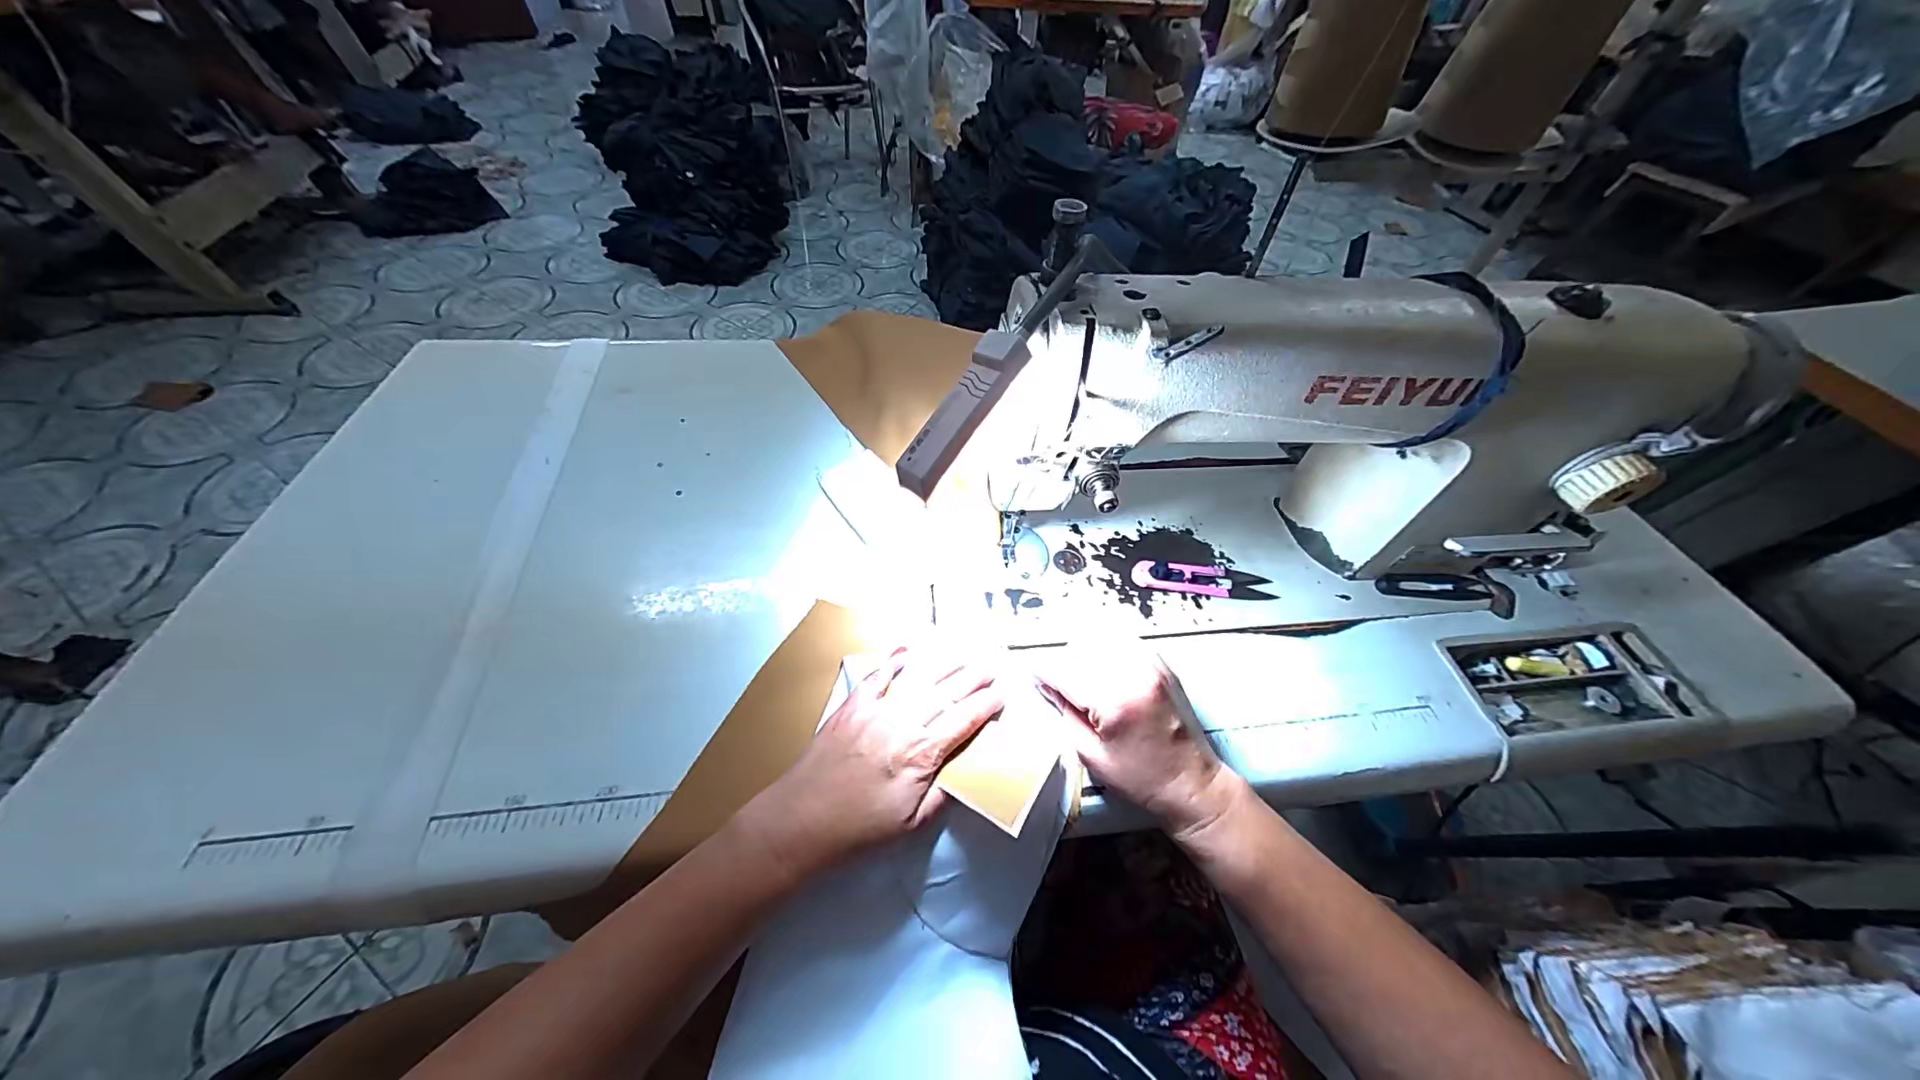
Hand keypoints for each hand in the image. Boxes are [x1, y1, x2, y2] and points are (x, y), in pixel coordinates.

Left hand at [738, 647, 1003, 880]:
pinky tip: (906, 654)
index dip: (985, 707)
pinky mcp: (850, 708)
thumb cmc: (858, 830)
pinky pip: (875, 678)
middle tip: (990, 669)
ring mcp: (874, 711)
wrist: (800, 820)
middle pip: (945, 694)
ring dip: (942, 667)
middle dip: (972, 680)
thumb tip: (961, 773)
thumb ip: (940, 795)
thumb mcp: (911, 824)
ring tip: (961, 657)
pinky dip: (892, 663)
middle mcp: (901, 724)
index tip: (1000, 697)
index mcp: (920, 754)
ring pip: (916, 681)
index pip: (962, 722)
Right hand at [1035, 646, 1244, 841]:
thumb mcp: (1091, 754)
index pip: (1064, 670)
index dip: (1043, 671)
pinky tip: (1102, 667)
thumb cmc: (1142, 779)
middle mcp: (1134, 674)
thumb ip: (1066, 712)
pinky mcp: (1161, 665)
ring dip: (1084, 652)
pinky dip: (1108, 648)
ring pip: (1102, 638)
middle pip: (1081, 648)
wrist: (1192, 784)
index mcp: (1114, 701)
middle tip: (1056, 682)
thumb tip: (1047, 684)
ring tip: (1080, 675)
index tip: (1033, 674)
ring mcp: (1151, 666)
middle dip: (1063, 663)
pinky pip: (1125, 641)